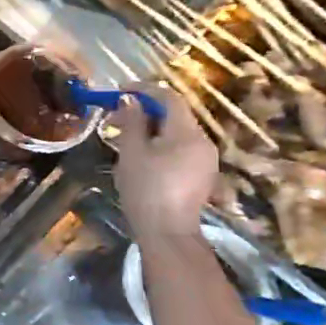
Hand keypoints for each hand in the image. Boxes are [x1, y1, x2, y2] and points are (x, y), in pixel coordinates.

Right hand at [111, 85, 219, 239]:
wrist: (168, 234)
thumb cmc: (146, 190)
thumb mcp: (132, 153)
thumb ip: (132, 123)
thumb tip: (130, 100)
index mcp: (186, 132)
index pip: (169, 98)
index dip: (145, 90)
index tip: (121, 91)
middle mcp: (203, 141)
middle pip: (176, 115)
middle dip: (147, 112)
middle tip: (118, 118)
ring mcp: (206, 160)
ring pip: (179, 133)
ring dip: (154, 129)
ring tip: (128, 139)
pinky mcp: (203, 176)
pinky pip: (183, 150)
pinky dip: (164, 145)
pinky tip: (145, 158)